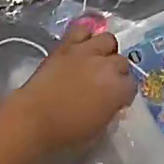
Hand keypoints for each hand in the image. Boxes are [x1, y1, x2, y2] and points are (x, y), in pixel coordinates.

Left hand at [7, 23, 136, 149]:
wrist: (31, 120)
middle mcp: (107, 65)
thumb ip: (109, 113)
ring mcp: (88, 52)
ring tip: (97, 60)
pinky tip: (82, 44)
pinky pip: (82, 30)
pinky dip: (84, 35)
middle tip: (106, 82)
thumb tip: (113, 106)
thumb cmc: (64, 133)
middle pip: (122, 61)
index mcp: (118, 89)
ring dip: (105, 50)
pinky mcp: (68, 45)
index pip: (131, 85)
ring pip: (108, 40)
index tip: (116, 100)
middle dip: (116, 72)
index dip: (124, 93)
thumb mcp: (95, 131)